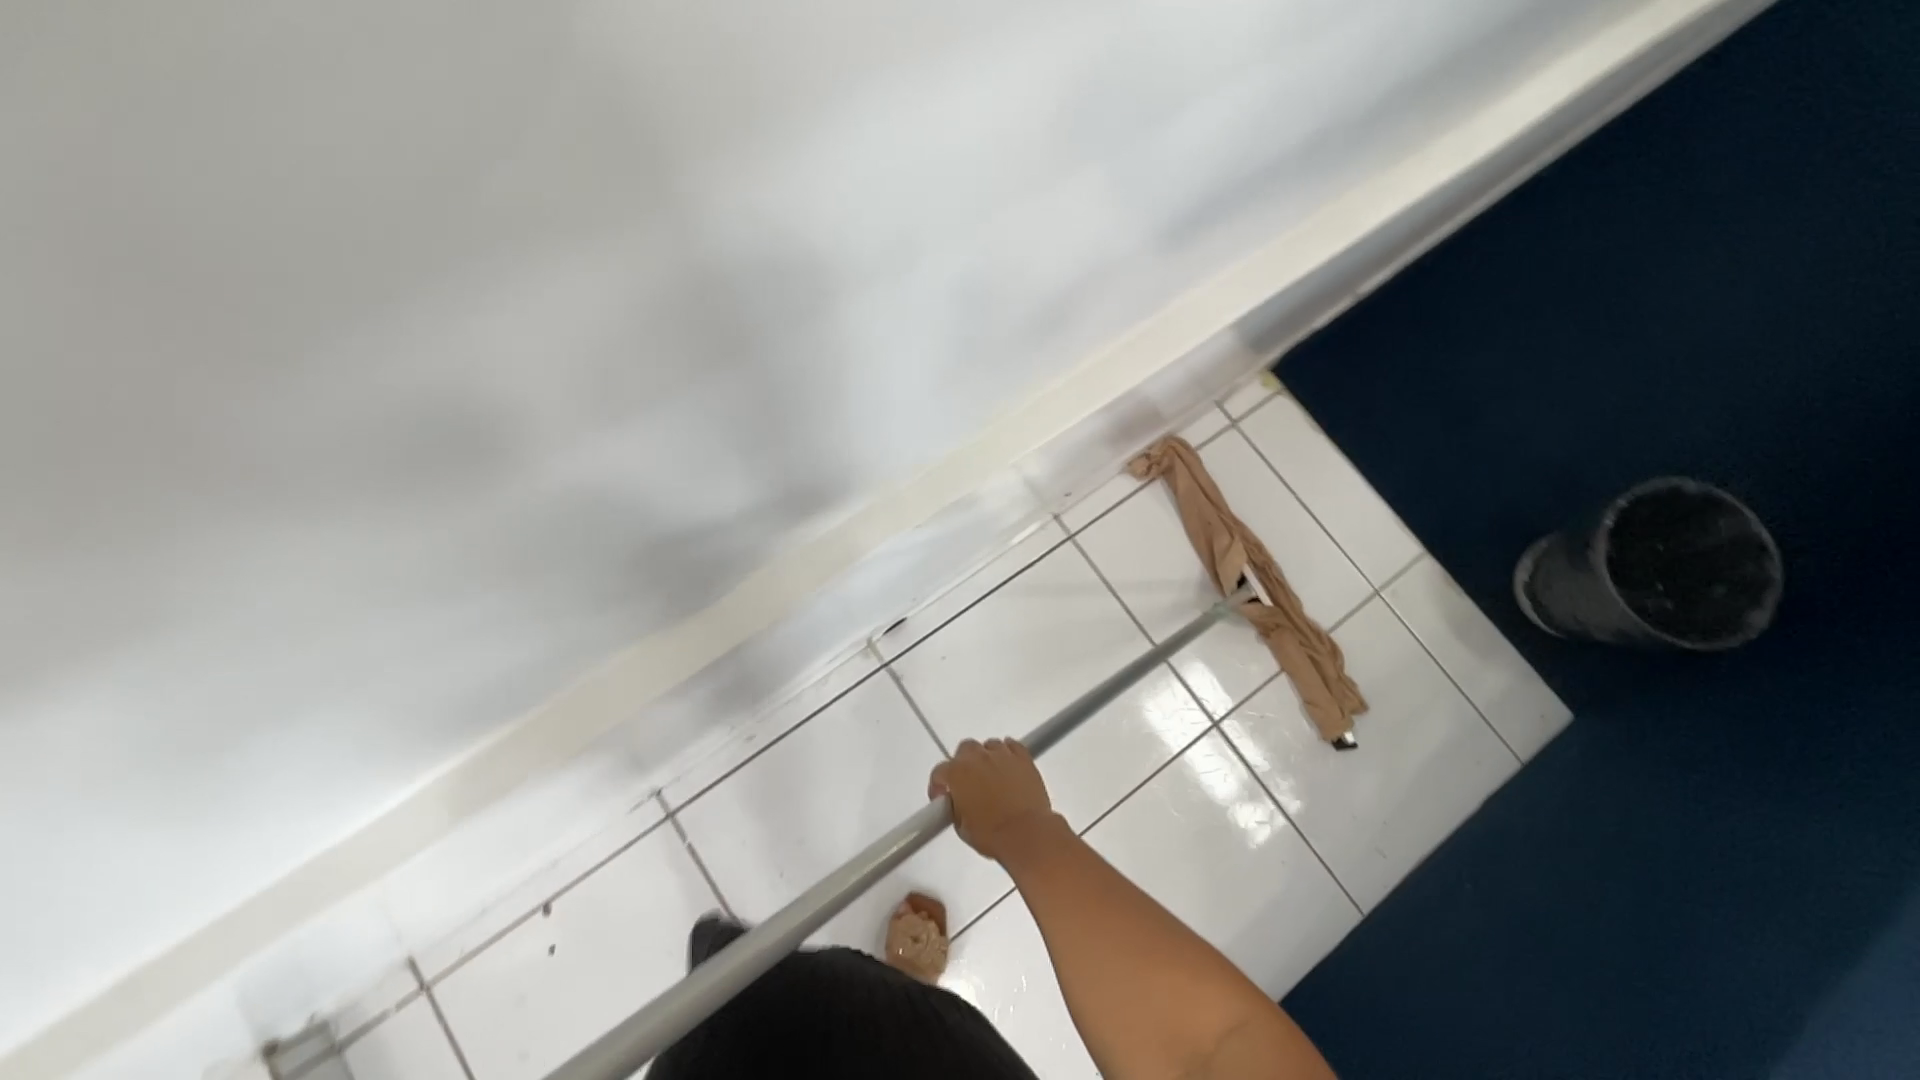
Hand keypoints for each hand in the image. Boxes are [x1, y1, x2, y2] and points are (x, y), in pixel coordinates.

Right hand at [929, 738, 1062, 861]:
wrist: (1026, 835)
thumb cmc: (993, 834)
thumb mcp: (961, 827)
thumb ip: (954, 807)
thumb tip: (957, 804)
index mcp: (957, 773)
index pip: (939, 771)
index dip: (939, 785)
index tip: (943, 796)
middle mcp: (978, 757)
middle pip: (965, 749)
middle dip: (963, 764)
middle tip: (967, 783)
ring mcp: (1002, 755)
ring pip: (989, 746)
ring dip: (987, 758)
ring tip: (990, 777)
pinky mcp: (1024, 758)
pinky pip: (1012, 746)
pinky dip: (1008, 753)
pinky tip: (1008, 766)